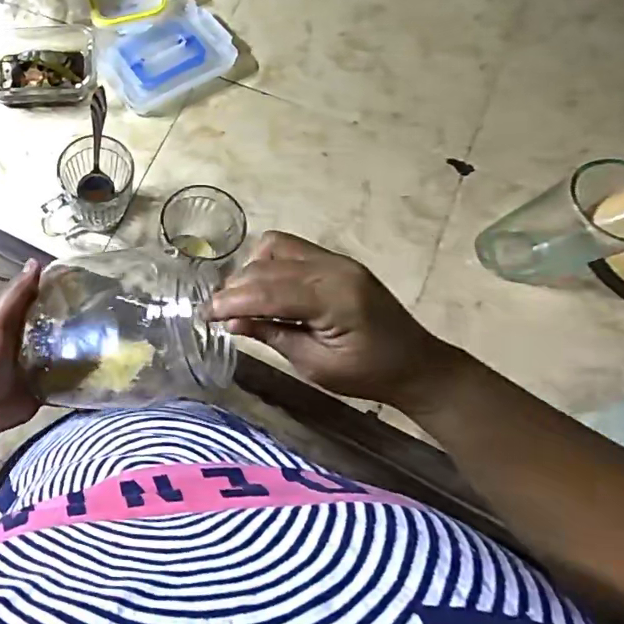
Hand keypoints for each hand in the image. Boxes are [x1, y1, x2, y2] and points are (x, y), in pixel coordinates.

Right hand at [207, 232, 465, 409]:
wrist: (418, 365)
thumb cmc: (369, 375)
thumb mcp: (316, 365)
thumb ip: (272, 336)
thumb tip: (231, 324)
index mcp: (334, 299)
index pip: (268, 292)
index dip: (231, 303)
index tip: (205, 315)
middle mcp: (333, 269)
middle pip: (266, 268)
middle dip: (234, 289)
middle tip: (216, 313)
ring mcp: (335, 260)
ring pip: (273, 249)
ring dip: (249, 272)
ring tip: (238, 300)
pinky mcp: (334, 260)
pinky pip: (289, 248)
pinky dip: (267, 263)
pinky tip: (261, 286)